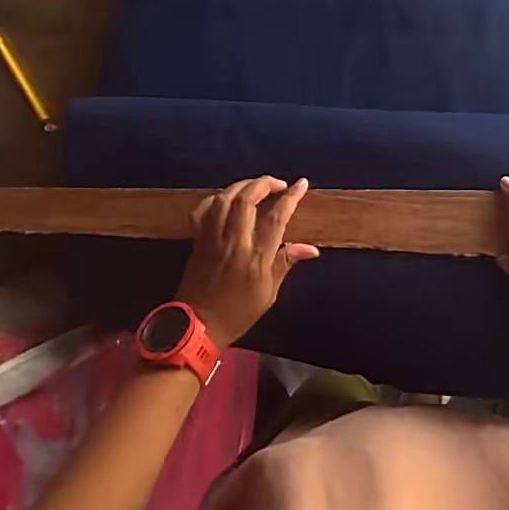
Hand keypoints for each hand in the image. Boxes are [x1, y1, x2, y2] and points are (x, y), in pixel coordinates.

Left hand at [176, 176, 319, 346]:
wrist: (198, 326)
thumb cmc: (238, 312)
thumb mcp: (268, 292)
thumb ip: (286, 263)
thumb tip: (311, 248)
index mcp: (255, 257)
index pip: (276, 218)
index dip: (290, 198)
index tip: (301, 184)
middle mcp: (234, 242)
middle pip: (247, 200)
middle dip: (264, 184)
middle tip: (278, 183)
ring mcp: (212, 238)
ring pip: (224, 199)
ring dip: (242, 186)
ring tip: (255, 186)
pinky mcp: (197, 239)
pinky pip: (203, 210)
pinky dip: (215, 198)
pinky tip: (225, 198)